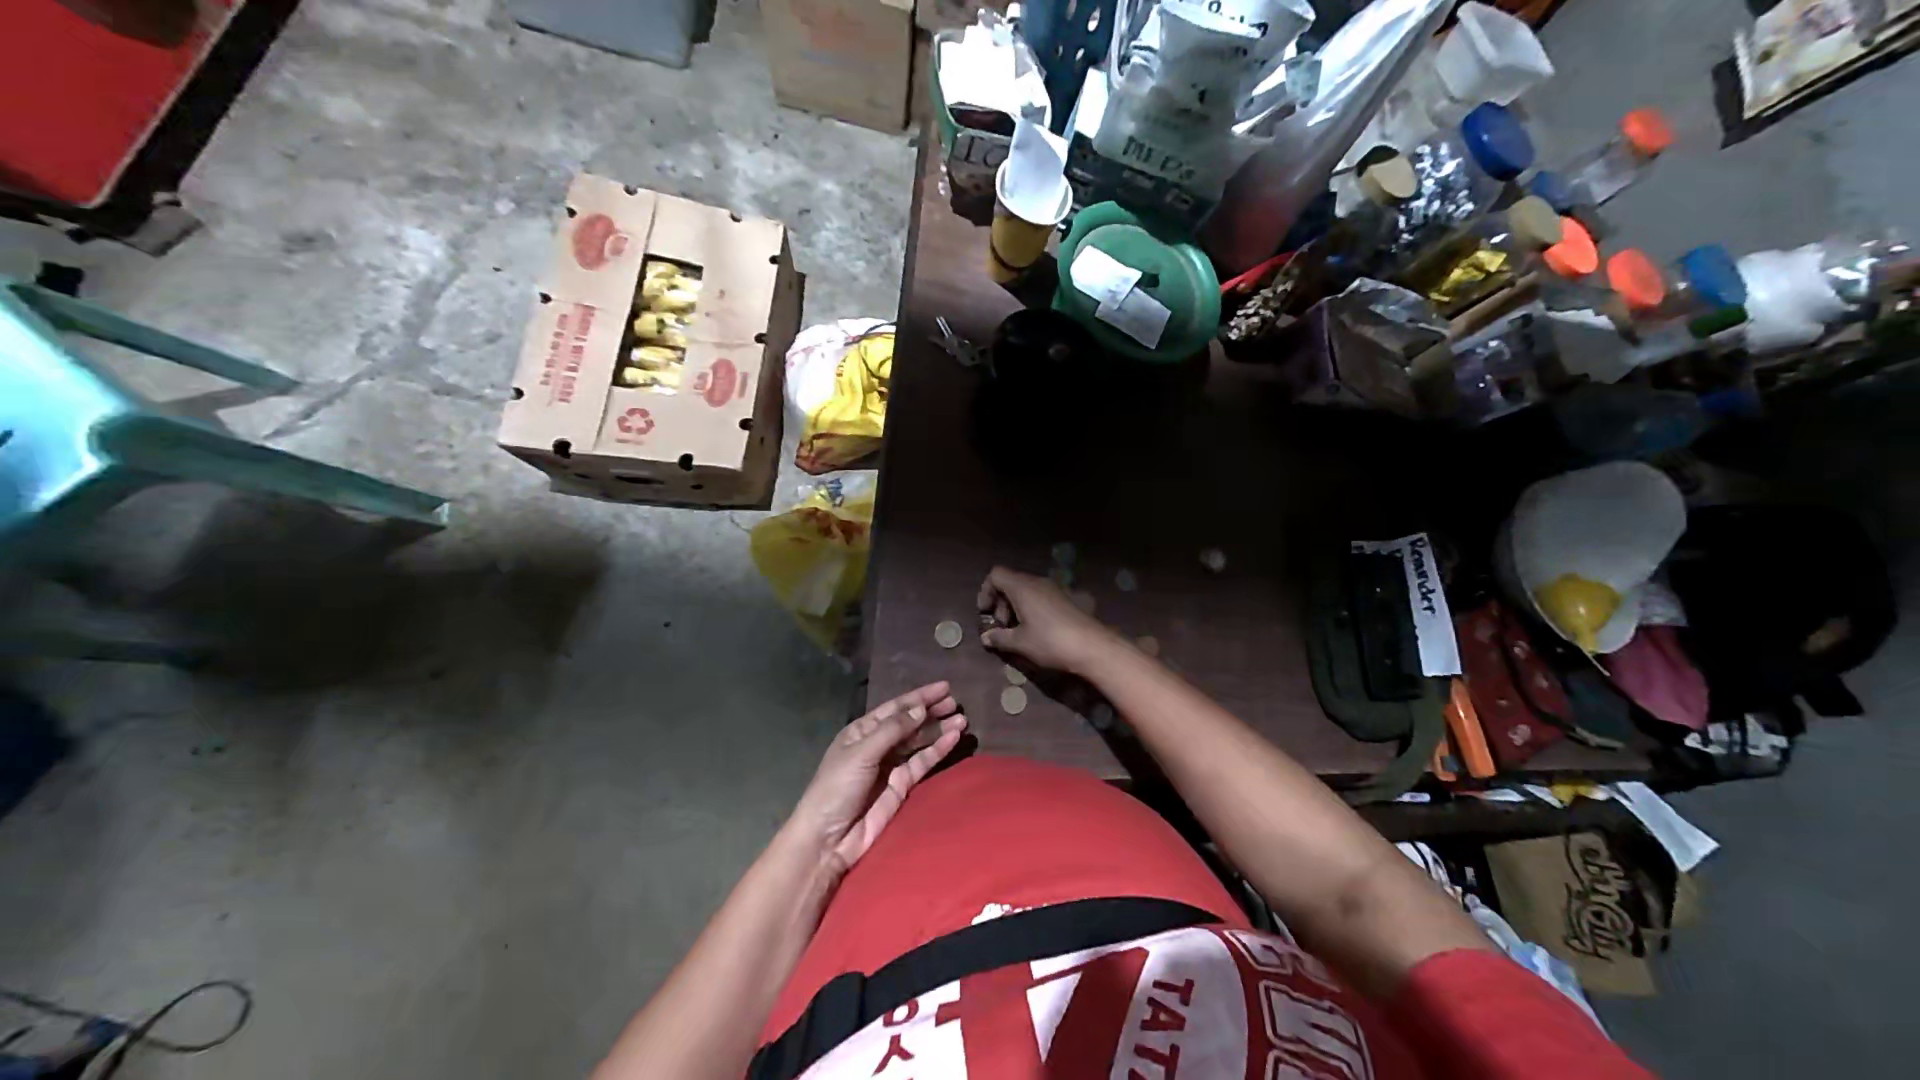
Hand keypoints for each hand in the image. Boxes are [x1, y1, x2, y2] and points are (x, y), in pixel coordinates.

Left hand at [789, 682, 966, 878]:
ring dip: (938, 730)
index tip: (944, 687)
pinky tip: (952, 739)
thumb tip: (921, 709)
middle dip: (932, 712)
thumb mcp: (861, 753)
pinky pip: (922, 763)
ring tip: (961, 720)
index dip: (919, 697)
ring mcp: (890, 766)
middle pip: (909, 723)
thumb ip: (892, 730)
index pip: (895, 708)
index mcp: (861, 731)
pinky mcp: (901, 786)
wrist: (829, 838)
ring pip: (919, 742)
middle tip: (956, 703)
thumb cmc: (836, 788)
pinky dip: (937, 751)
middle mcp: (877, 744)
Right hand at [977, 566, 1119, 674]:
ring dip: (1016, 606)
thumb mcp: (1020, 643)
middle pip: (1010, 582)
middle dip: (1001, 603)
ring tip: (1018, 631)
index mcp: (1022, 587)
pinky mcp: (1066, 598)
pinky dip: (1031, 608)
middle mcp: (1037, 582)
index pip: (996, 574)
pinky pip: (1040, 596)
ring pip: (1026, 589)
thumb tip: (985, 637)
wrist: (1092, 646)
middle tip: (1002, 626)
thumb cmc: (1050, 641)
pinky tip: (1036, 630)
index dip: (986, 591)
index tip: (986, 613)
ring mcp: (1054, 588)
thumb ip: (999, 638)